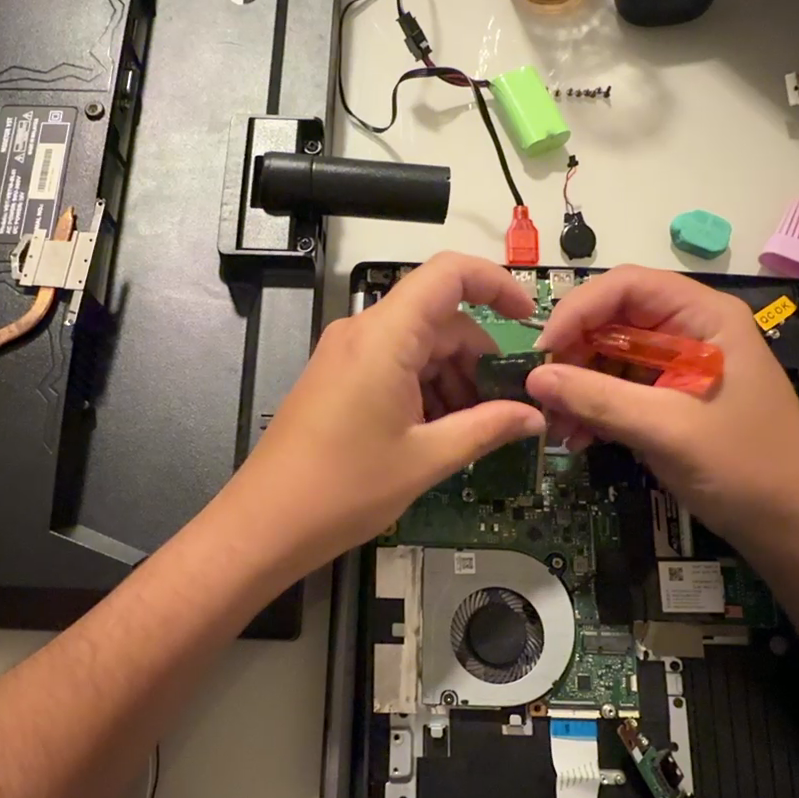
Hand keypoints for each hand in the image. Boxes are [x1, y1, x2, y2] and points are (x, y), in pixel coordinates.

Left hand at [219, 253, 545, 572]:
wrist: (266, 523)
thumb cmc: (343, 489)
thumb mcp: (426, 459)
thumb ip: (487, 429)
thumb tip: (532, 416)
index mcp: (384, 336)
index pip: (449, 274)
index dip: (496, 284)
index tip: (529, 319)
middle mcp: (362, 333)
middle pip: (438, 318)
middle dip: (478, 357)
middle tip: (507, 408)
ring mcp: (345, 355)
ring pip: (417, 346)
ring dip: (453, 379)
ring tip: (474, 431)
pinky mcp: (336, 379)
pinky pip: (393, 366)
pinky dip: (425, 390)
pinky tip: (439, 433)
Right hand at [524, 266, 798, 550]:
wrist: (794, 528)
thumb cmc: (745, 468)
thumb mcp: (668, 430)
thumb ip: (600, 399)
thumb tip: (534, 378)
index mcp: (704, 318)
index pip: (626, 287)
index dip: (578, 311)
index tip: (543, 352)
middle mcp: (689, 332)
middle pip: (612, 321)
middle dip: (573, 356)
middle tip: (543, 397)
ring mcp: (679, 367)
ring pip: (609, 358)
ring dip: (578, 389)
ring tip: (557, 427)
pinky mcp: (670, 400)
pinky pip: (618, 390)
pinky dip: (593, 410)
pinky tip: (577, 439)